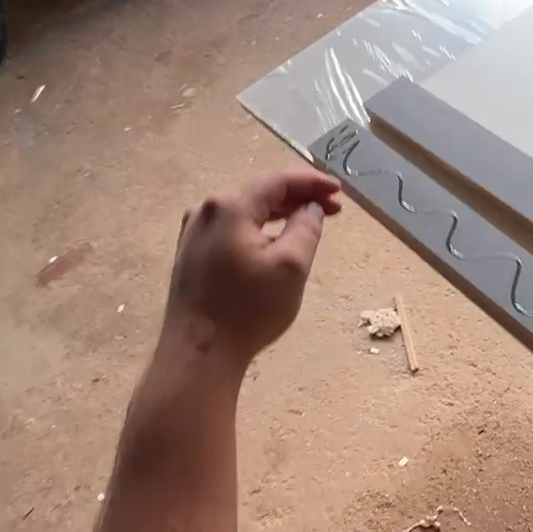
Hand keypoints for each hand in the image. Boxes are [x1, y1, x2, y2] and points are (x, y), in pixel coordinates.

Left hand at [164, 169, 343, 366]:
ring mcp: (195, 232)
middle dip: (299, 198)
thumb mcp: (291, 267)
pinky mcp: (192, 253)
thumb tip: (312, 209)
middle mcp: (207, 210)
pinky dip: (260, 229)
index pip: (278, 182)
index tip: (339, 190)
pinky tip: (275, 241)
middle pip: (260, 194)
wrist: (202, 349)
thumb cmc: (250, 308)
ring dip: (280, 214)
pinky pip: (233, 229)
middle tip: (333, 209)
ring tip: (309, 223)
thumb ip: (306, 230)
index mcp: (231, 206)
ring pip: (246, 212)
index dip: (312, 183)